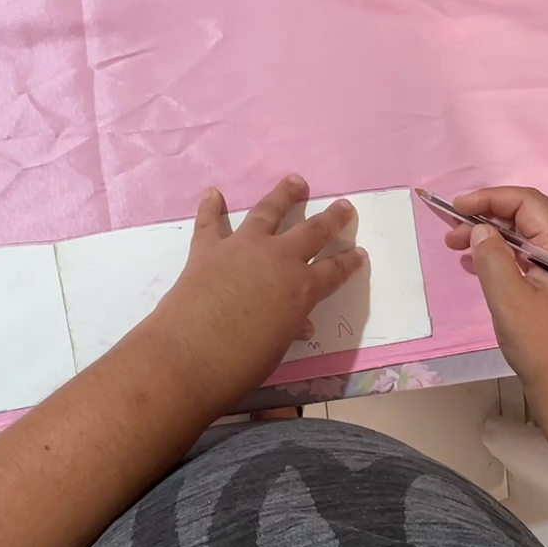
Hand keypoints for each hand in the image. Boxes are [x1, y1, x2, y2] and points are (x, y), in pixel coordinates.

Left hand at [132, 175, 366, 413]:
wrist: (187, 357)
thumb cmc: (240, 365)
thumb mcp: (276, 349)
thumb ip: (288, 329)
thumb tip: (300, 324)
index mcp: (302, 289)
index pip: (334, 272)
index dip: (349, 263)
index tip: (360, 253)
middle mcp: (278, 259)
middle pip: (312, 232)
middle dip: (332, 219)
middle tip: (345, 206)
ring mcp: (242, 248)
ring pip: (268, 212)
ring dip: (283, 195)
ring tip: (295, 181)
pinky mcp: (207, 249)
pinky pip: (210, 222)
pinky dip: (211, 207)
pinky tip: (213, 193)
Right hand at [443, 187, 547, 424]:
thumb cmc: (541, 346)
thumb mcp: (510, 301)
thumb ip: (492, 259)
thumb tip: (480, 230)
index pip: (528, 204)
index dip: (489, 200)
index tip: (455, 208)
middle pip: (528, 215)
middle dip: (487, 217)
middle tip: (451, 232)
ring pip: (526, 234)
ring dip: (491, 236)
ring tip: (456, 245)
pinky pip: (529, 254)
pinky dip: (502, 253)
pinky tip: (476, 261)